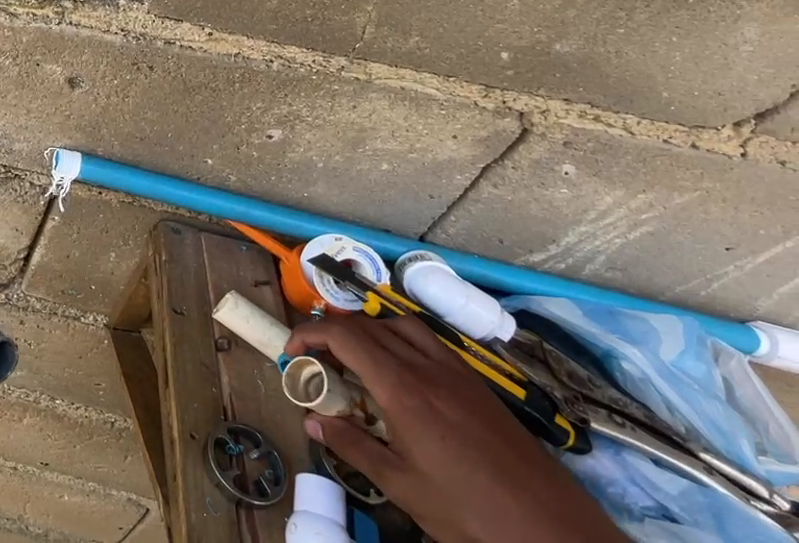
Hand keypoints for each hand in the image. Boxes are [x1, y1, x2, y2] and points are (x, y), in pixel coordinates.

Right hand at [288, 315, 625, 542]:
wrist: (555, 530)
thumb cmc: (471, 512)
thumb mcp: (402, 487)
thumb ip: (353, 447)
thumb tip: (312, 421)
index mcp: (403, 389)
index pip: (344, 336)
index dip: (309, 335)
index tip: (292, 353)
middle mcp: (428, 368)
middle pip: (368, 325)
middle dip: (332, 333)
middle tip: (316, 360)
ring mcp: (458, 372)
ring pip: (400, 325)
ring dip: (368, 330)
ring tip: (354, 357)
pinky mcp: (478, 385)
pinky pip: (430, 342)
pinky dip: (400, 340)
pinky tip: (399, 372)